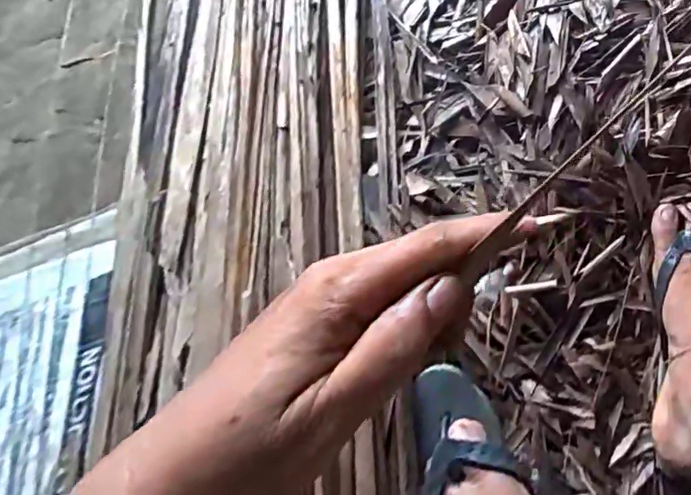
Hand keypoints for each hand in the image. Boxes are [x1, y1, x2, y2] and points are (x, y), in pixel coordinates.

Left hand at [78, 213, 530, 494]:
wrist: (154, 490)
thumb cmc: (241, 459)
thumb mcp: (327, 414)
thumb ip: (395, 346)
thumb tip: (455, 286)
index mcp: (340, 289)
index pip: (432, 243)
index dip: (488, 230)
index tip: (536, 223)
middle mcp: (337, 275)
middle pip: (425, 257)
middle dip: (457, 288)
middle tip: (450, 350)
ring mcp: (326, 293)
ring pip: (409, 281)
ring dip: (431, 314)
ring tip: (414, 370)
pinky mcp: (320, 315)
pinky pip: (386, 302)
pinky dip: (408, 324)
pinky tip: (392, 365)